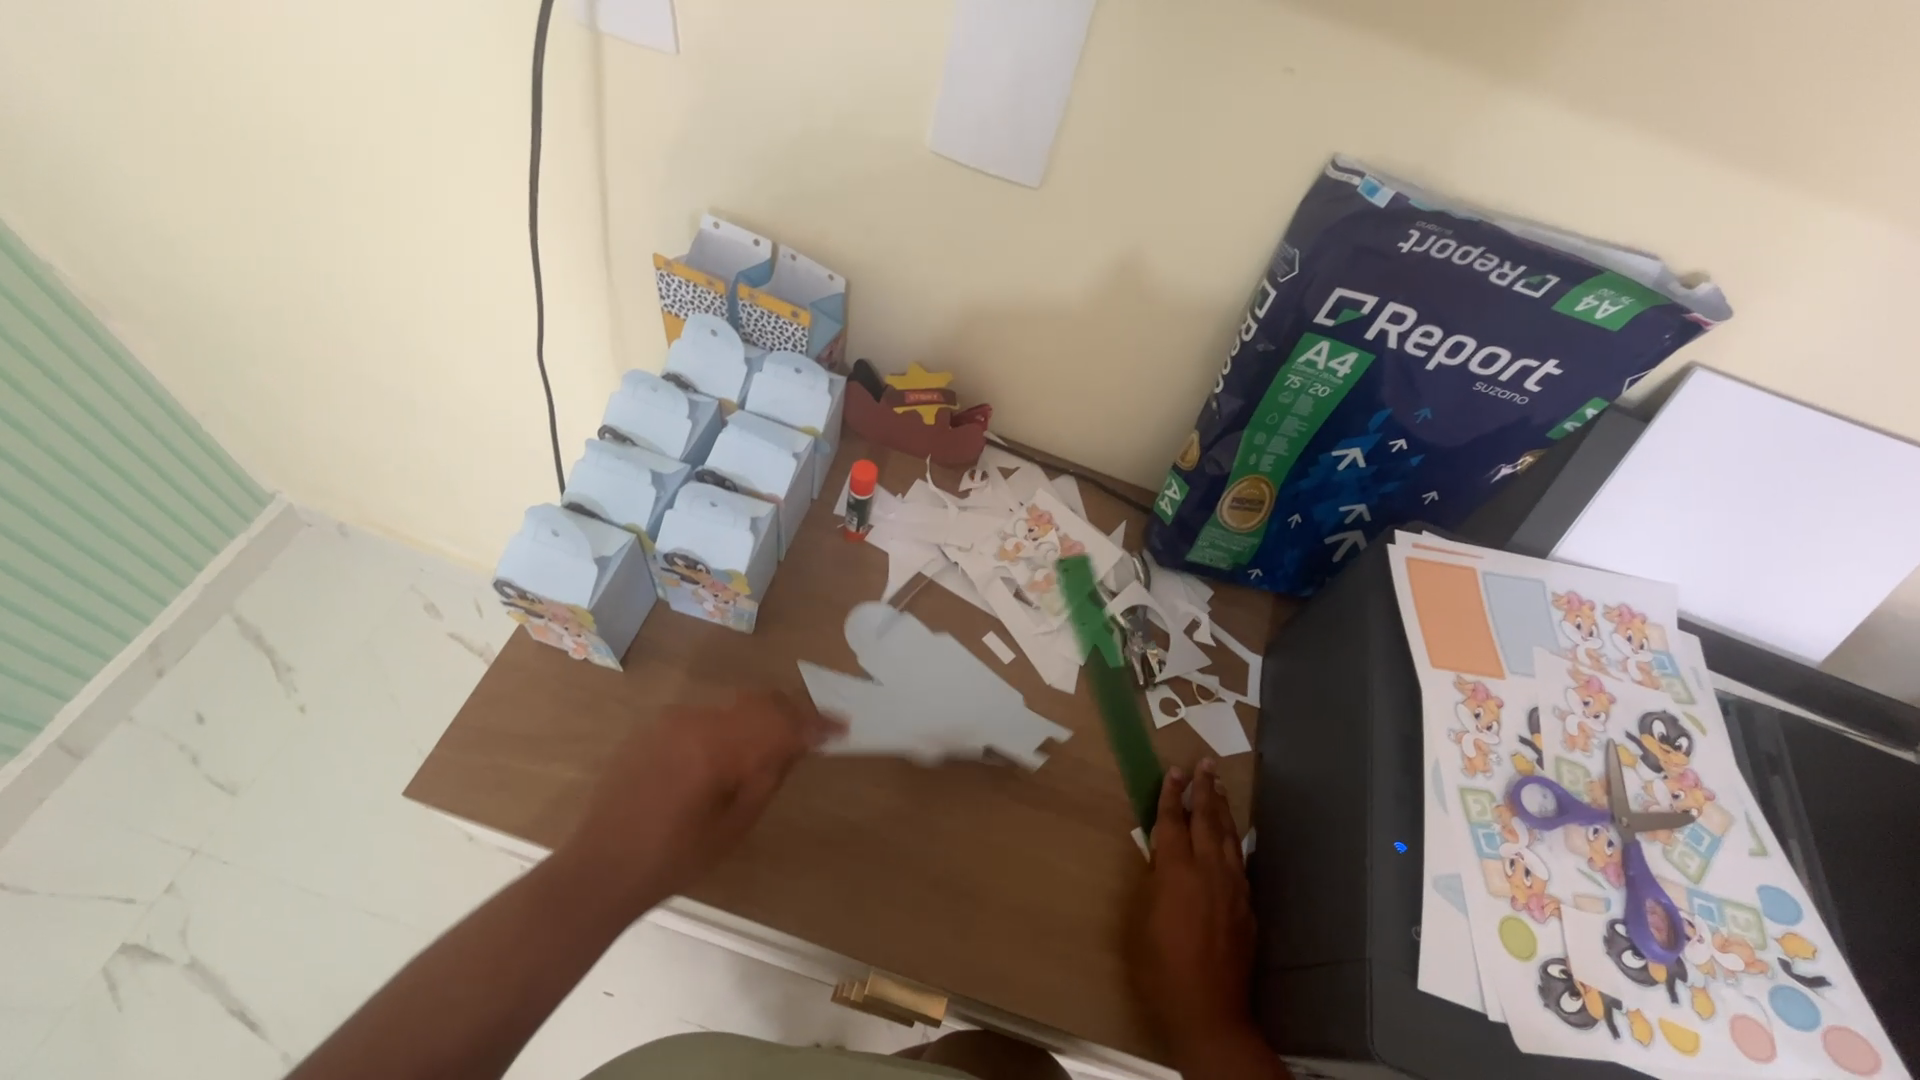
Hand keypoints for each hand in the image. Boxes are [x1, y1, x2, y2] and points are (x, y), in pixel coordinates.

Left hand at [558, 691, 842, 911]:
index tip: (841, 728)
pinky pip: (704, 719)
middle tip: (812, 734)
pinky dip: (727, 729)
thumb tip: (796, 744)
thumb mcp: (736, 823)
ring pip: (731, 709)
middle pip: (757, 701)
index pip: (780, 722)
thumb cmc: (675, 857)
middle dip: (789, 713)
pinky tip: (729, 756)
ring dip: (758, 721)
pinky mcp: (652, 729)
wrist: (602, 867)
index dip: (815, 723)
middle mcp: (694, 720)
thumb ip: (769, 775)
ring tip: (772, 748)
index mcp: (717, 745)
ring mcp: (669, 721)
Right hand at [1132, 760, 1261, 1064]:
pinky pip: (1240, 862)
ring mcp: (1233, 888)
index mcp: (1176, 872)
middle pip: (1207, 820)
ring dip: (1222, 809)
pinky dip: (1234, 840)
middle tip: (1204, 764)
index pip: (1173, 822)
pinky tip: (1233, 837)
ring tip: (1219, 786)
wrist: (1209, 1010)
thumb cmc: (1161, 967)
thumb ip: (1154, 881)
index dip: (1170, 795)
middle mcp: (1209, 871)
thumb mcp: (1142, 919)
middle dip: (1203, 790)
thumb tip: (1161, 858)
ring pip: (1229, 837)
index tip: (1172, 771)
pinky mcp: (1247, 907)